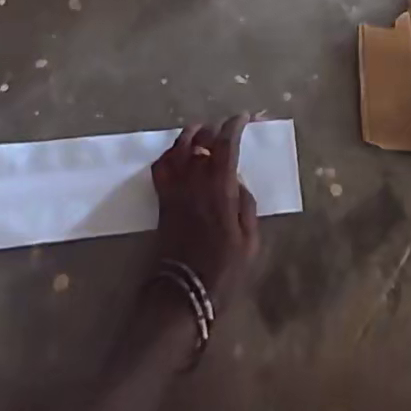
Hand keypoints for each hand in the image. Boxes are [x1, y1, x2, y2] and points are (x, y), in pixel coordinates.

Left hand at [151, 116, 261, 313]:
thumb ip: (247, 204)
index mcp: (221, 187)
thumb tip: (238, 181)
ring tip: (201, 131)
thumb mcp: (249, 240)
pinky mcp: (162, 201)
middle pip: (201, 139)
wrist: (183, 293)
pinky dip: (169, 154)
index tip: (244, 117)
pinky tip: (177, 154)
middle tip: (227, 126)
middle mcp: (196, 181)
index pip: (226, 143)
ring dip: (191, 134)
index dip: (235, 125)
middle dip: (215, 127)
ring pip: (178, 148)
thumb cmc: (223, 269)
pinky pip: (161, 167)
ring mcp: (175, 189)